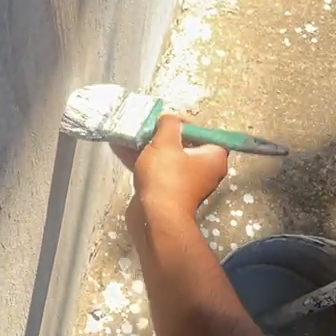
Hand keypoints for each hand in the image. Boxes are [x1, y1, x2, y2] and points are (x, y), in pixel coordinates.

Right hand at [112, 112, 228, 222]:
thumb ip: (169, 124)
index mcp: (214, 157)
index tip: (167, 120)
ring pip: (166, 158)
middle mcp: (204, 171)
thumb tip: (171, 117)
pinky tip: (121, 149)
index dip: (185, 123)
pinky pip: (157, 171)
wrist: (155, 218)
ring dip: (148, 146)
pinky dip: (142, 160)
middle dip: (162, 134)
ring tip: (129, 134)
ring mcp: (185, 183)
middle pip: (184, 145)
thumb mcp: (166, 142)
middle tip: (146, 126)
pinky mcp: (168, 192)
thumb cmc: (167, 177)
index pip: (204, 132)